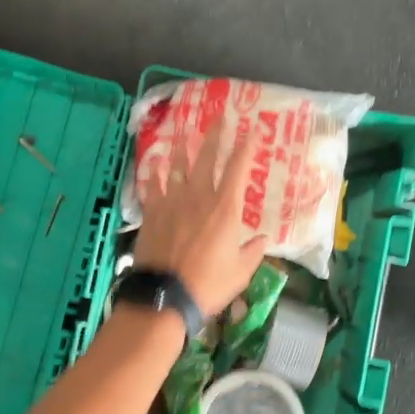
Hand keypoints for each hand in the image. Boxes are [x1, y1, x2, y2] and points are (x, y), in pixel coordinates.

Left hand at [131, 126, 268, 315]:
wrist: (165, 295)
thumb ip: (253, 252)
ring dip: (182, 148)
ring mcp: (172, 202)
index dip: (246, 147)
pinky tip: (154, 162)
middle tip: (218, 118)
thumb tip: (262, 239)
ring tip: (185, 133)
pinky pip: (152, 185)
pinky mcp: (152, 212)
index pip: (238, 169)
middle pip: (206, 158)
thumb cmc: (208, 284)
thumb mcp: (241, 271)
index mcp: (225, 208)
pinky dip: (154, 172)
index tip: (253, 131)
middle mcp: (198, 197)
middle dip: (214, 136)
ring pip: (177, 167)